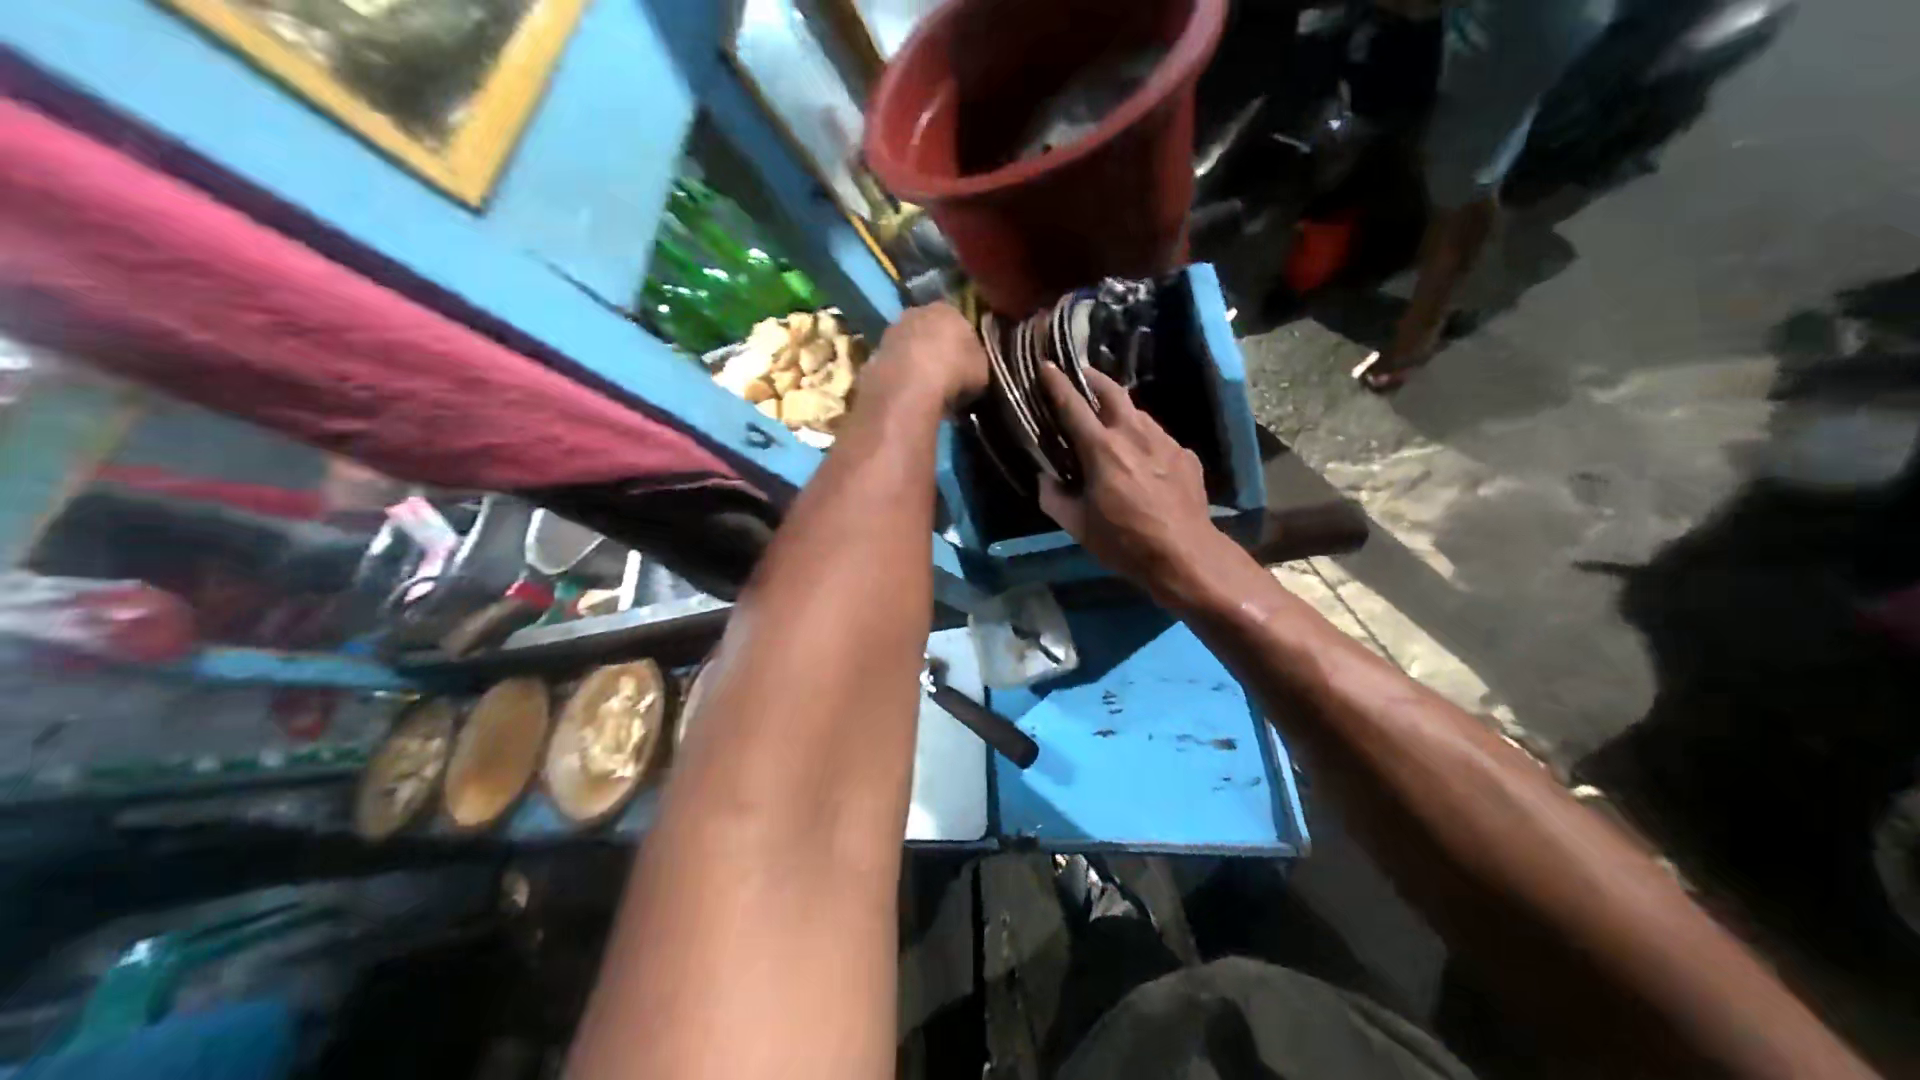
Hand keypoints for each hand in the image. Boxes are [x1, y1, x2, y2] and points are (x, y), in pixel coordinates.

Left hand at [860, 303, 989, 410]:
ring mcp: (890, 334)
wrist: (909, 386)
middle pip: (927, 330)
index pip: (957, 321)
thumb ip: (976, 362)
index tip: (964, 364)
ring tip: (924, 389)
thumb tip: (971, 368)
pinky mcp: (872, 357)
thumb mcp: (981, 369)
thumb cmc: (954, 371)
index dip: (961, 344)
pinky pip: (892, 368)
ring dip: (913, 364)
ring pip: (906, 348)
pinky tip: (906, 397)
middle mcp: (915, 313)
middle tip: (944, 376)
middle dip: (934, 349)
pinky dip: (898, 379)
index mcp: (946, 309)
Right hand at [1036, 365, 1232, 608]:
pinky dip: (1142, 438)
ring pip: (1136, 412)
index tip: (1044, 365)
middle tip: (1078, 375)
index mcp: (1102, 449)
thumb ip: (1054, 497)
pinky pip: (1157, 437)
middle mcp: (1134, 434)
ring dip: (1118, 410)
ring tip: (1108, 420)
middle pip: (1111, 390)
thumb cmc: (1124, 541)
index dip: (1056, 383)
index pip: (1073, 405)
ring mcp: (1164, 441)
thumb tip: (1044, 478)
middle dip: (1091, 377)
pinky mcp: (1185, 454)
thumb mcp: (1077, 526)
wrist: (1185, 554)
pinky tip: (1141, 457)